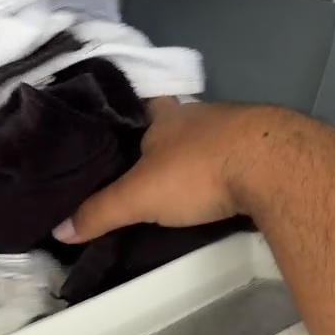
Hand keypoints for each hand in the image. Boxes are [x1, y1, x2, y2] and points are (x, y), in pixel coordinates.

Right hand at [54, 100, 305, 242]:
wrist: (275, 165)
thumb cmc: (198, 170)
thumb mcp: (140, 197)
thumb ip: (101, 212)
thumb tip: (59, 228)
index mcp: (165, 118)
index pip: (141, 106)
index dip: (131, 115)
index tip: (120, 128)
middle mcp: (199, 115)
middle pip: (175, 123)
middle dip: (164, 140)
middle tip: (148, 163)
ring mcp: (237, 128)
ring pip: (209, 138)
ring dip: (198, 155)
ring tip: (183, 180)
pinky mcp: (268, 148)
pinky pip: (239, 155)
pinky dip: (230, 168)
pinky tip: (225, 186)